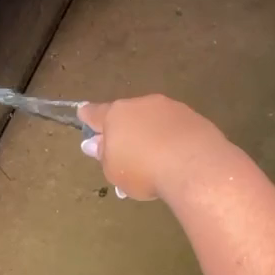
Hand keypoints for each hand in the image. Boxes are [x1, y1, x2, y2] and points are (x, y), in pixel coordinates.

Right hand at [79, 95, 236, 200]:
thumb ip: (103, 155)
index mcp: (116, 114)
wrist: (192, 165)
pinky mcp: (193, 118)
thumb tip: (95, 143)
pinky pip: (172, 130)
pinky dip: (168, 141)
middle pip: (127, 117)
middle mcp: (142, 104)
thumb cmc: (142, 170)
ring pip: (152, 123)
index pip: (96, 113)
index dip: (88, 116)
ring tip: (150, 165)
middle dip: (123, 132)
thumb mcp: (113, 170)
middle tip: (123, 155)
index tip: (82, 112)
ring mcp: (170, 108)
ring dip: (148, 138)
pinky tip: (171, 161)